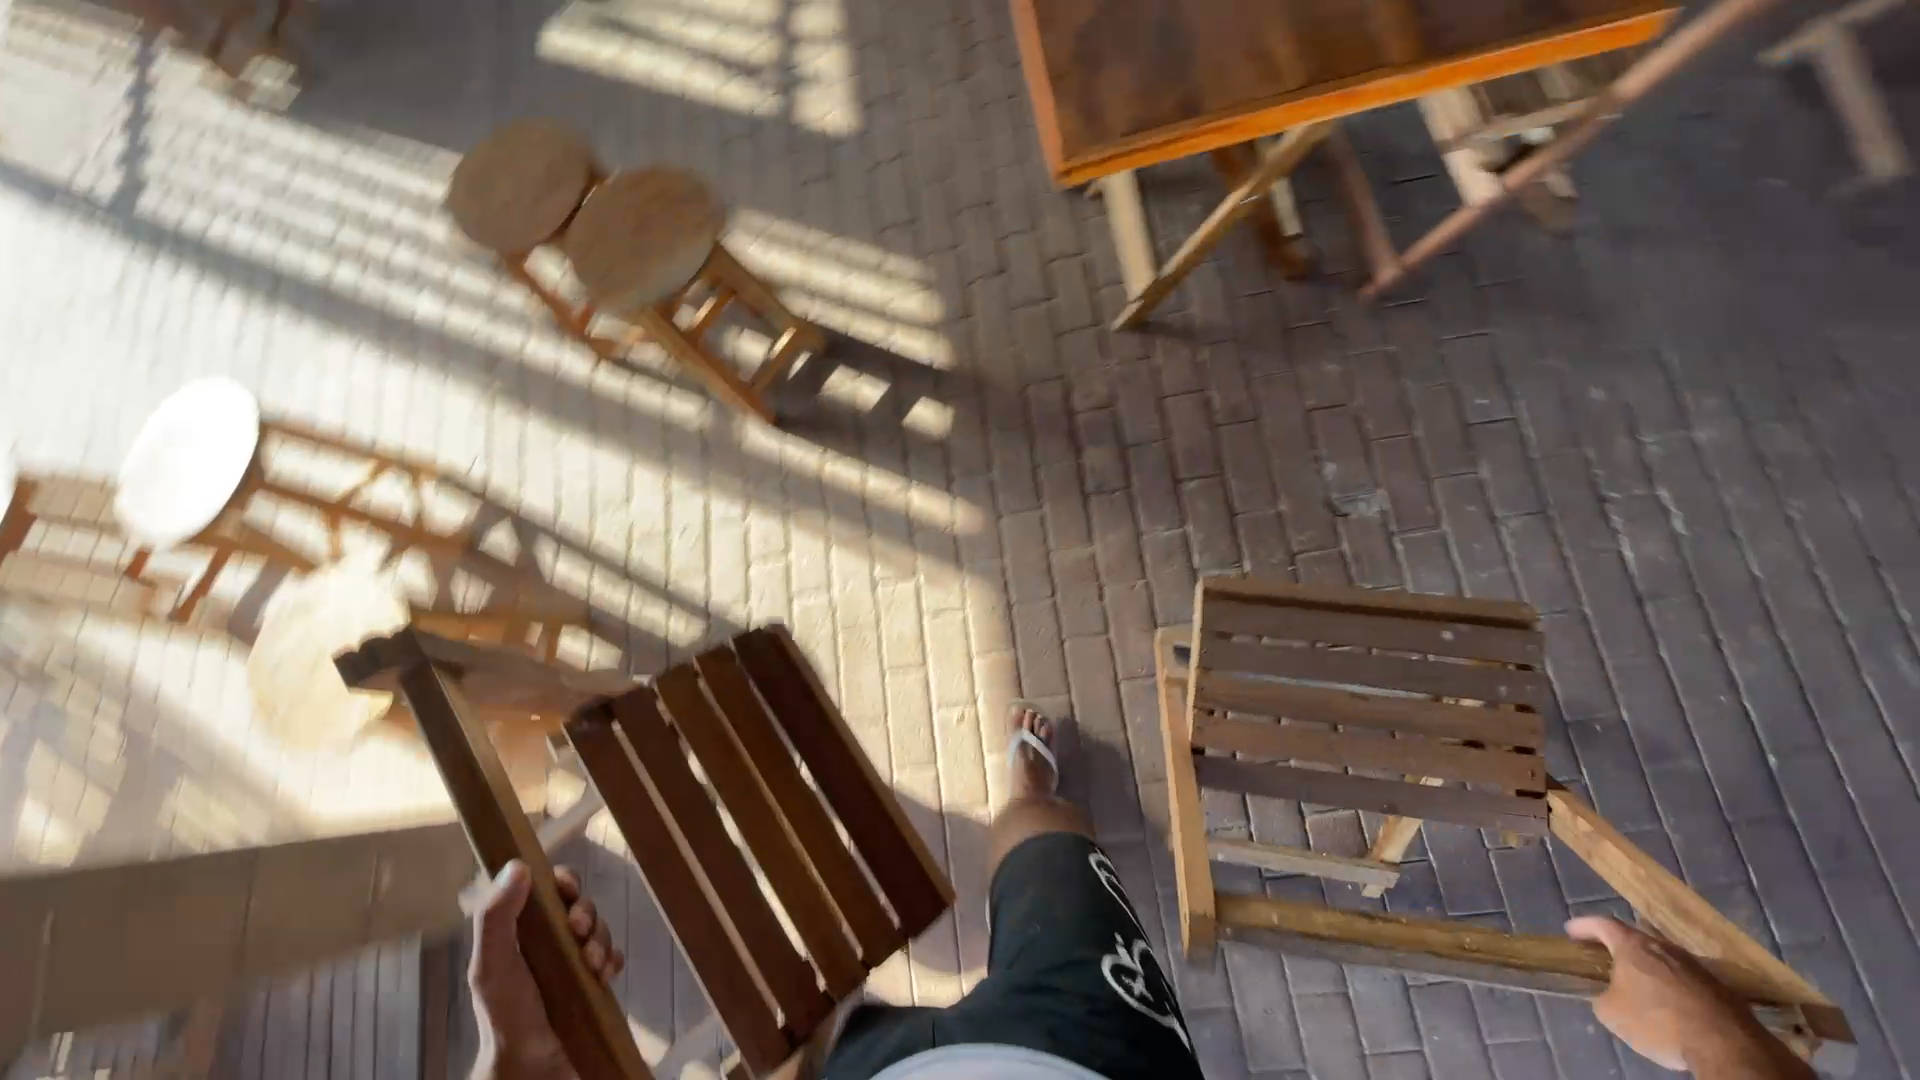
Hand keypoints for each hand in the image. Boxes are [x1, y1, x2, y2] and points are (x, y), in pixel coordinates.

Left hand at [466, 861, 624, 1079]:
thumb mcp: (491, 967)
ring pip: (598, 928)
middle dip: (586, 913)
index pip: (545, 888)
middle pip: (578, 904)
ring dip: (600, 941)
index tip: (567, 891)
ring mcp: (570, 962)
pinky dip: (613, 960)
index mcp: (516, 933)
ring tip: (592, 968)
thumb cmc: (507, 1017)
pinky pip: (614, 955)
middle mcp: (543, 942)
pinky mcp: (592, 983)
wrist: (535, 1071)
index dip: (562, 882)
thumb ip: (497, 917)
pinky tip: (606, 976)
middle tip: (579, 933)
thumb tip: (519, 864)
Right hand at [1567, 915, 1805, 1076]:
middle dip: (1621, 943)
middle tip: (1608, 953)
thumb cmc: (1658, 1021)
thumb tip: (1610, 994)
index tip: (1571, 932)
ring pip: (1666, 957)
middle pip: (1638, 936)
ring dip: (1651, 965)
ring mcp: (1697, 967)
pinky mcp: (1722, 990)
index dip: (1583, 926)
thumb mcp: (1611, 1012)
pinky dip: (1675, 984)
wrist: (1728, 1047)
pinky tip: (1672, 1002)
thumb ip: (1604, 995)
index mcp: (1632, 946)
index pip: (1601, 923)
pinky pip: (1688, 979)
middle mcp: (1664, 948)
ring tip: (1641, 980)